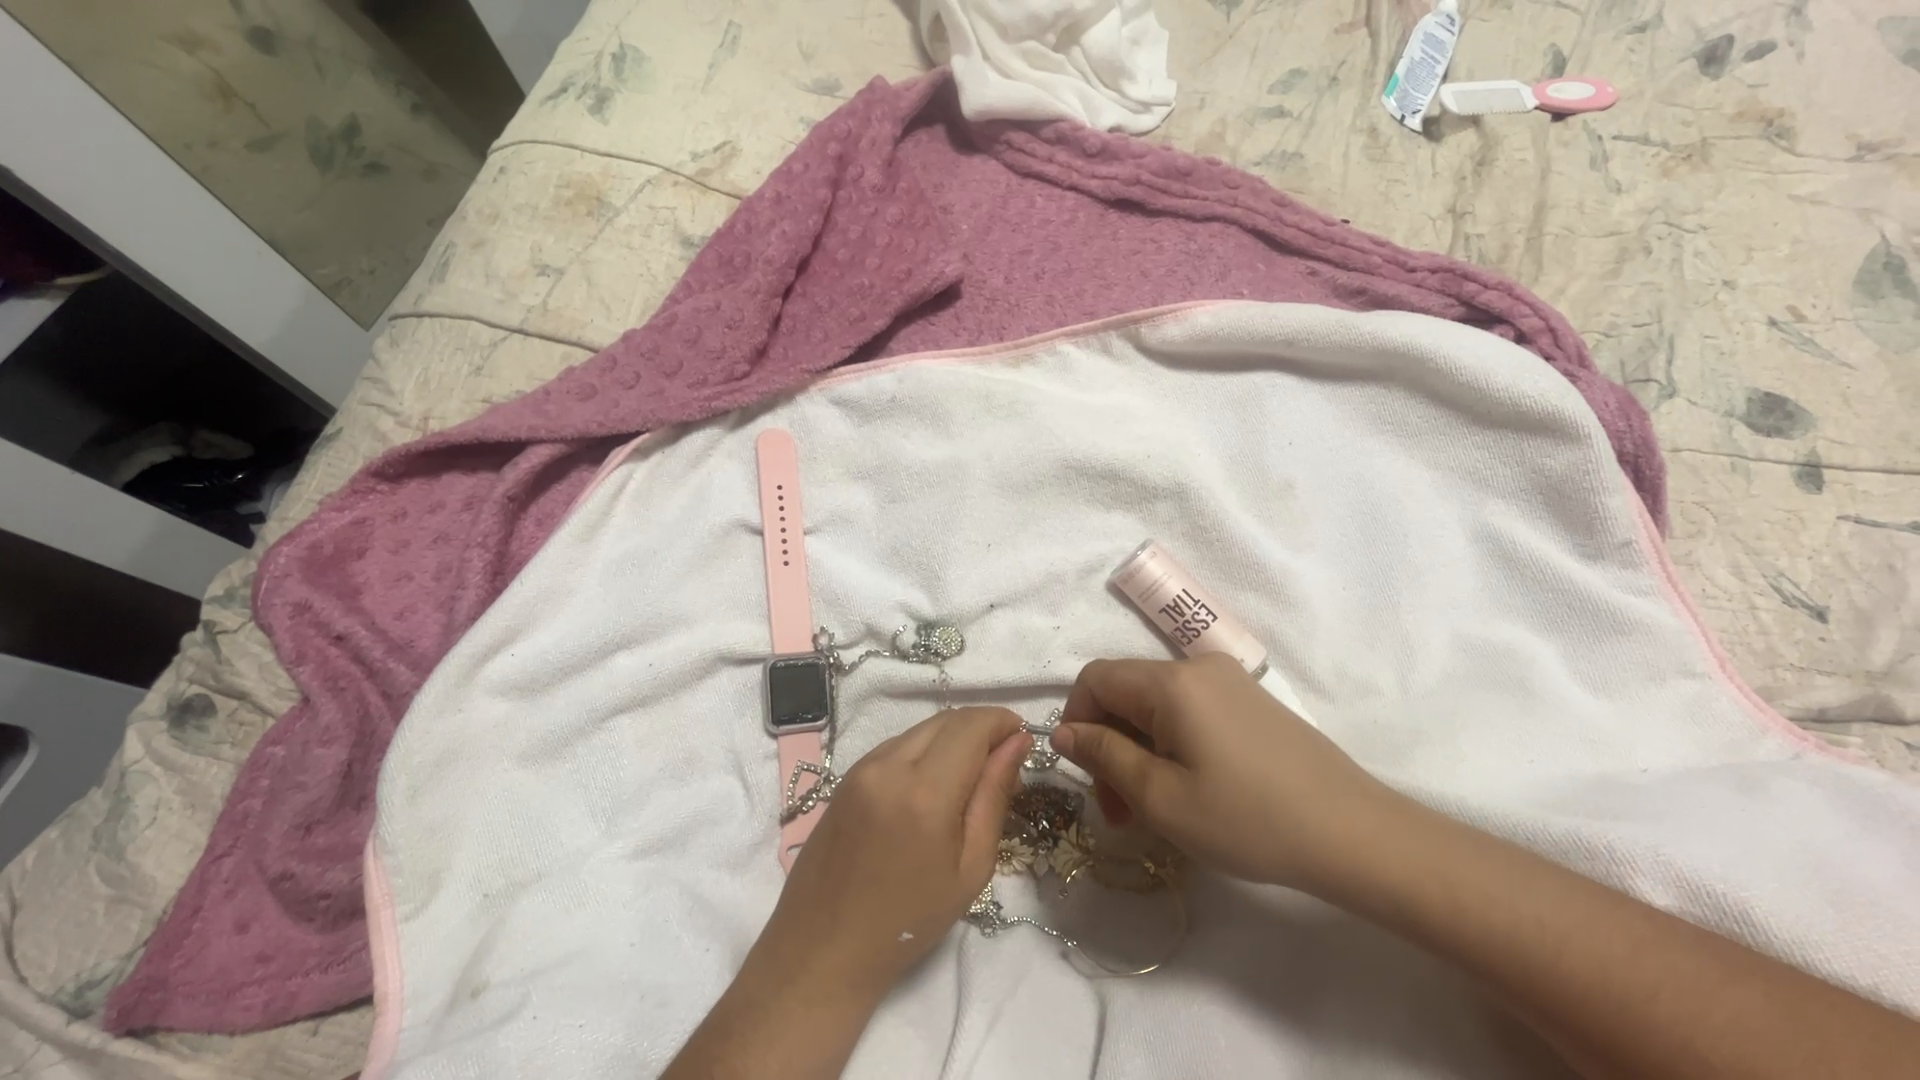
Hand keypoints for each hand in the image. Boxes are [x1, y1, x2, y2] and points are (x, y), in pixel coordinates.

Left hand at [752, 707, 1030, 999]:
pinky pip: (895, 747)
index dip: (1003, 722)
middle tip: (1004, 762)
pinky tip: (933, 787)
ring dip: (952, 739)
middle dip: (981, 728)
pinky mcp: (845, 778)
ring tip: (971, 779)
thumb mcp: (970, 867)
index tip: (1024, 740)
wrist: (825, 946)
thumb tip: (1018, 742)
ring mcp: (861, 769)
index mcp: (924, 792)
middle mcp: (888, 766)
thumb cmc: (910, 919)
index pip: (972, 725)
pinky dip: (923, 752)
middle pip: (946, 720)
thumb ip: (994, 795)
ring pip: (919, 730)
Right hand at [1052, 653, 1389, 891]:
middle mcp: (1199, 667)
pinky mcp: (1252, 704)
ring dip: (1139, 751)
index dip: (1075, 722)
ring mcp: (1231, 683)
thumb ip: (1103, 756)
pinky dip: (1172, 746)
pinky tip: (1189, 792)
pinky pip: (1190, 713)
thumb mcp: (1160, 796)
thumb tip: (1062, 731)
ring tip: (1153, 810)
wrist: (1353, 834)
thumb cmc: (1247, 819)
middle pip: (1126, 692)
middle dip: (1108, 745)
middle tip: (1120, 811)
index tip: (1086, 777)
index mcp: (1171, 682)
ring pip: (1157, 707)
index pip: (1095, 679)